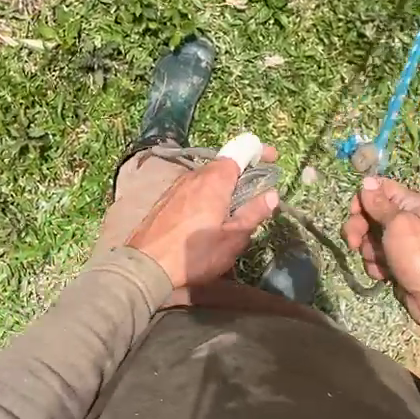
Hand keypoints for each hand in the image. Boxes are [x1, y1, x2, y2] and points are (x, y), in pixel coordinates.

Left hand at [127, 150, 279, 289]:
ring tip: (234, 204)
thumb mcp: (232, 239)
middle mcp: (194, 176)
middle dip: (242, 171)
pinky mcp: (165, 200)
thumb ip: (253, 214)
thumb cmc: (195, 254)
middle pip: (223, 164)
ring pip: (206, 177)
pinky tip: (209, 214)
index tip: (273, 157)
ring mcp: (176, 187)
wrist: (145, 267)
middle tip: (257, 188)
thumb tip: (272, 194)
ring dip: (223, 184)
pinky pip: (192, 189)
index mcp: (215, 180)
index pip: (240, 151)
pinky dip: (206, 193)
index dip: (259, 151)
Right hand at [345, 176, 419, 328]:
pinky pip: (374, 257)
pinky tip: (384, 274)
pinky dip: (375, 266)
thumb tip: (367, 180)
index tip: (354, 212)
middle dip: (358, 229)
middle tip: (352, 243)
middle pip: (368, 214)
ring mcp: (399, 242)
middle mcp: (404, 219)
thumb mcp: (398, 225)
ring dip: (368, 251)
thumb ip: (380, 204)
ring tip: (380, 263)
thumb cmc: (419, 256)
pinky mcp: (394, 262)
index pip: (379, 189)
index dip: (363, 199)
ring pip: (368, 238)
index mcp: (410, 204)